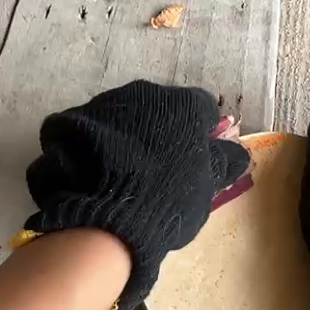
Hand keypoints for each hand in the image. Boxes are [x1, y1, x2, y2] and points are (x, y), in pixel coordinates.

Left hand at [25, 80, 250, 309]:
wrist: (103, 216)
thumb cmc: (166, 199)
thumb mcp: (206, 186)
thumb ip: (223, 162)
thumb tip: (237, 150)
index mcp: (184, 105)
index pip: (202, 109)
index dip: (200, 132)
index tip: (193, 157)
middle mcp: (145, 93)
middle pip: (160, 109)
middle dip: (161, 131)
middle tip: (157, 168)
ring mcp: (105, 103)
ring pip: (125, 116)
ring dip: (127, 136)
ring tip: (121, 173)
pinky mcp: (73, 119)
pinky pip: (92, 128)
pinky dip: (96, 144)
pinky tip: (94, 173)